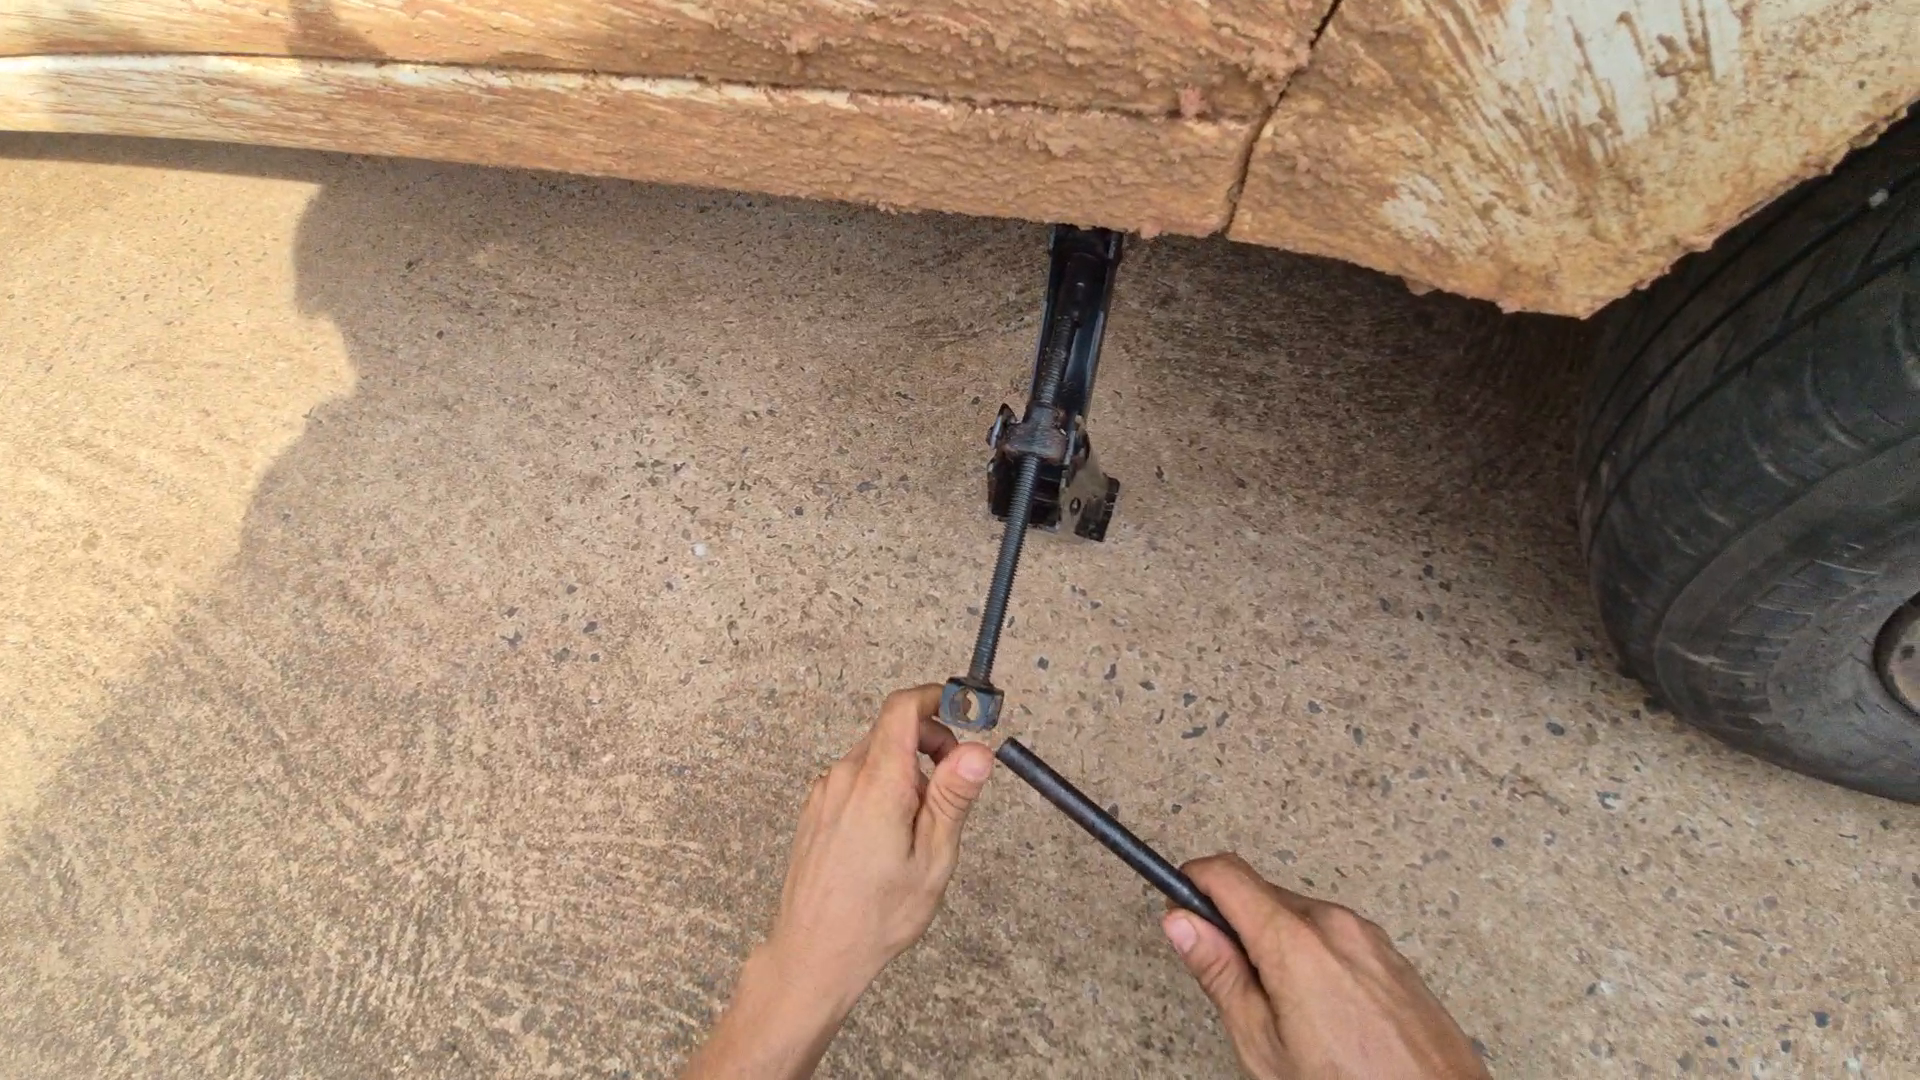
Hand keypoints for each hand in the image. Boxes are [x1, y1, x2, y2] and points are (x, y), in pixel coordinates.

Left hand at [680, 685, 994, 1079]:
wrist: (812, 954)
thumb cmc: (875, 916)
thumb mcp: (932, 858)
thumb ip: (954, 797)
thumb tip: (977, 749)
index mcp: (878, 782)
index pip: (903, 708)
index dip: (935, 698)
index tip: (961, 711)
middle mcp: (846, 776)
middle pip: (893, 731)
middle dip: (930, 744)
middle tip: (951, 788)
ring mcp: (826, 791)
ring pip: (876, 756)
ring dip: (907, 771)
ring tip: (918, 826)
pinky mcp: (817, 807)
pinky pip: (856, 777)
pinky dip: (882, 787)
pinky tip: (888, 835)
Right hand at [1162, 854, 1488, 1079]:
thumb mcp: (1265, 1046)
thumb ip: (1219, 973)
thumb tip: (1179, 921)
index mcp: (1296, 940)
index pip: (1225, 872)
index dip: (1192, 883)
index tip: (1181, 910)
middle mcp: (1335, 923)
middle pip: (1260, 893)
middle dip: (1234, 924)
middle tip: (1235, 986)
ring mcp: (1370, 938)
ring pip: (1296, 915)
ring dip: (1274, 941)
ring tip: (1286, 1011)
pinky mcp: (1393, 957)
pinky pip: (1333, 935)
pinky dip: (1312, 955)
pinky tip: (1324, 1013)